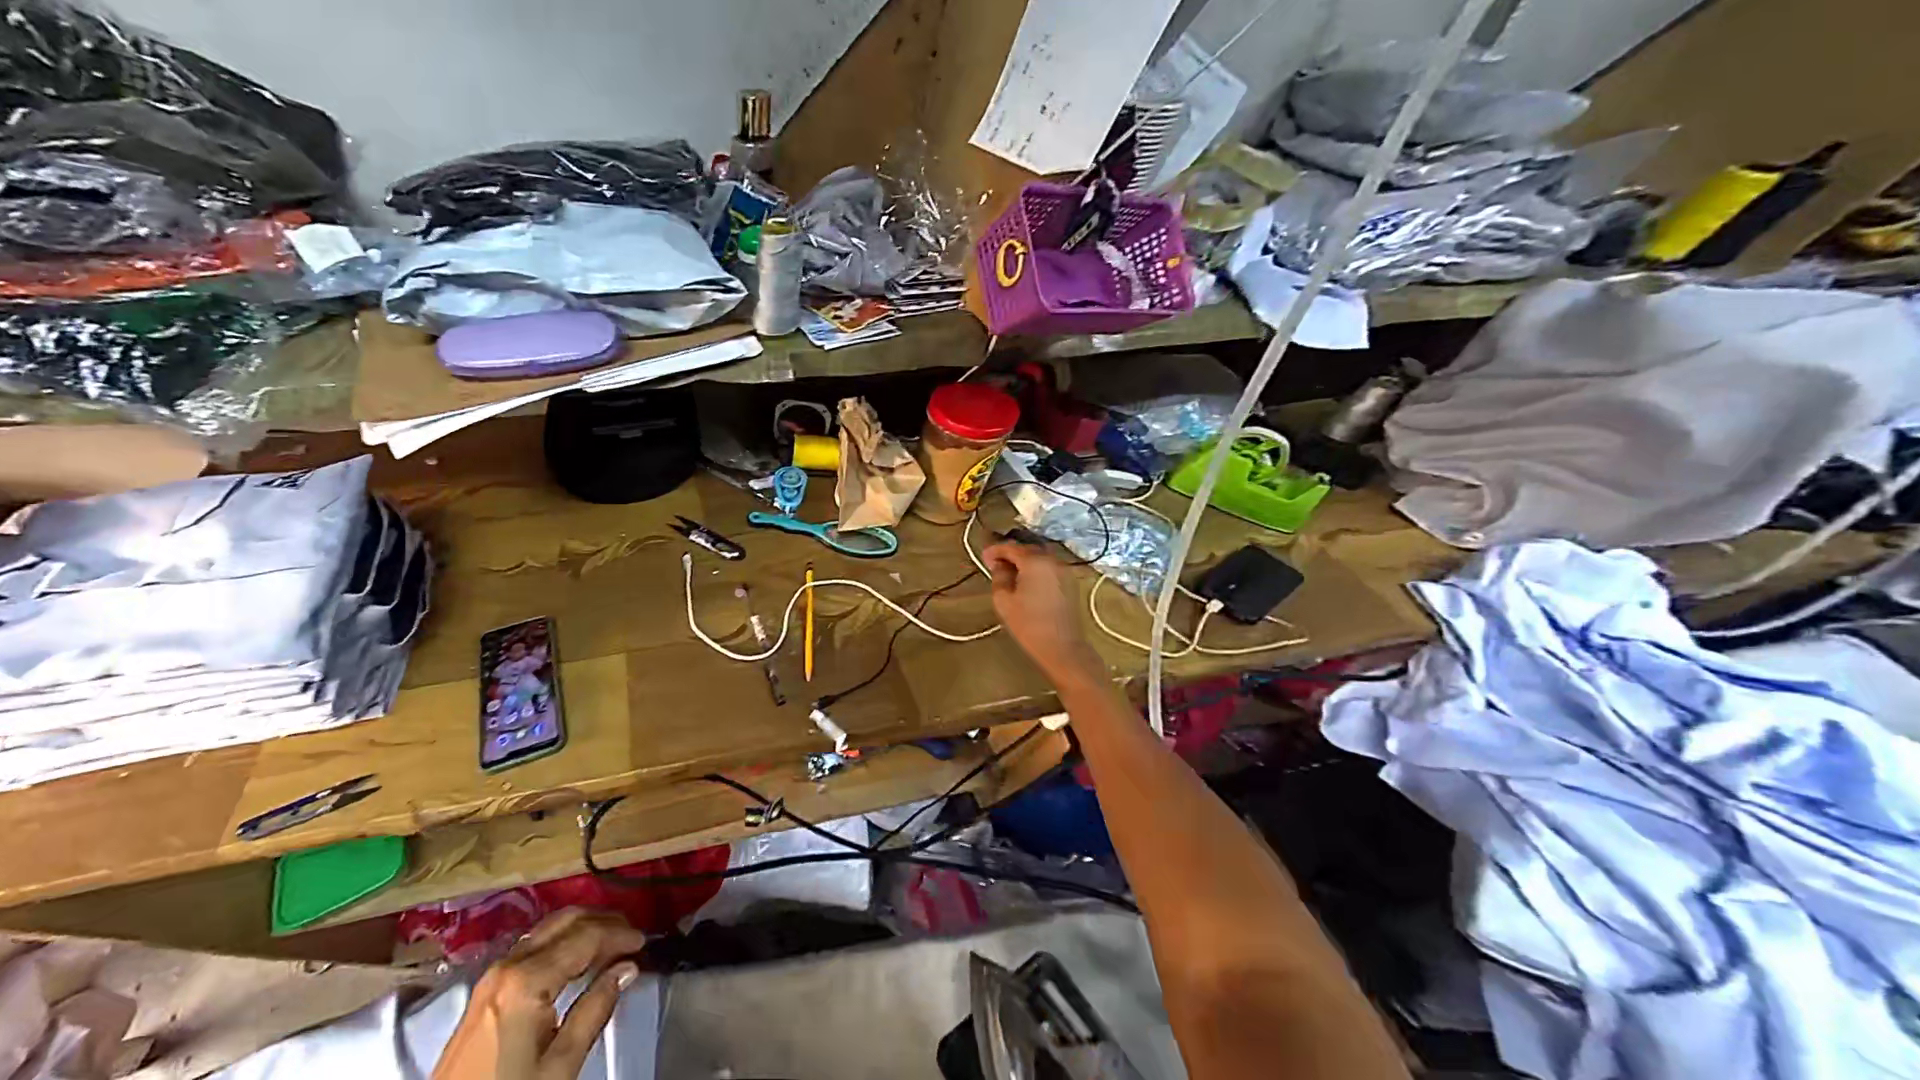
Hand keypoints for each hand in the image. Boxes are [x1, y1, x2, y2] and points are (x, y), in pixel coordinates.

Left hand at [432, 908, 646, 1079]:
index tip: (646, 943)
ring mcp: (492, 975)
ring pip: (548, 928)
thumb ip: (595, 1010)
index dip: (620, 935)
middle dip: (604, 922)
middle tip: (633, 937)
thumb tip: (627, 968)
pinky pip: (533, 945)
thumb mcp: (560, 1066)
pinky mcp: (485, 990)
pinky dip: (563, 940)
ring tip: (612, 944)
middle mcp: (508, 965)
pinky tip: (578, 958)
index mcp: (527, 980)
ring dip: (584, 928)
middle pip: (566, 921)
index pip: (586, 937)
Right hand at [982, 541, 1101, 686]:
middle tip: (994, 565)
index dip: (995, 550)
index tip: (984, 558)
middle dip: (1010, 553)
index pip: (1011, 547)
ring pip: (1040, 557)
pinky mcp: (1070, 581)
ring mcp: (1064, 570)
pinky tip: (1027, 581)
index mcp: (1035, 561)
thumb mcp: (1004, 601)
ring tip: (1009, 573)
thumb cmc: (1029, 624)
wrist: (1062, 647)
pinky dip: (1036, 568)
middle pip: (1028, 548)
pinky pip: (1049, 567)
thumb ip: (999, 577)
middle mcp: (1052, 559)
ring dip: (1024, 561)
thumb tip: (999, 565)